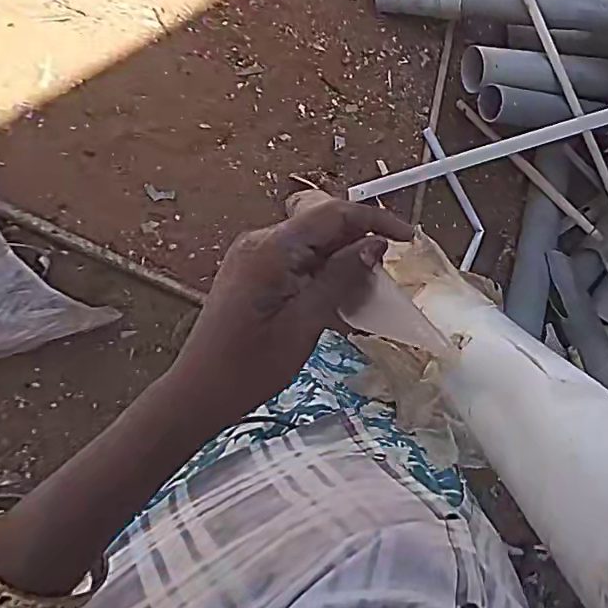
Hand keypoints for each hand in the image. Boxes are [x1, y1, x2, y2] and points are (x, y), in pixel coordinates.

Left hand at [170, 196, 412, 415]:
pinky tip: (340, 300)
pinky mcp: (256, 271)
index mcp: (272, 249)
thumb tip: (375, 245)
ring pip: (316, 242)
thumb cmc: (250, 365)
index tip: (408, 238)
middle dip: (361, 240)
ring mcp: (256, 256)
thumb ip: (342, 276)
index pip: (334, 213)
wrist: (199, 393)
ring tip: (366, 291)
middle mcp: (262, 242)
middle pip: (325, 223)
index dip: (376, 220)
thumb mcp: (307, 321)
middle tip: (386, 271)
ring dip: (345, 260)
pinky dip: (327, 273)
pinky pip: (302, 259)